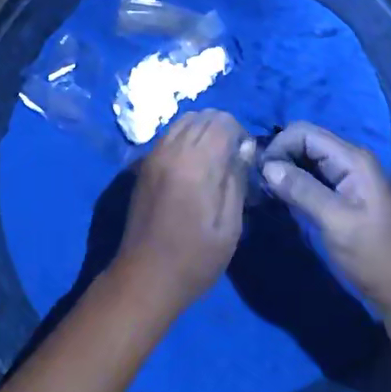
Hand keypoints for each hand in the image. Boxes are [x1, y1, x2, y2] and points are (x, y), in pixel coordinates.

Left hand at [112, 110, 256, 311]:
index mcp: (195, 163)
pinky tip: (193, 164)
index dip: (240, 133)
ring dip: (203, 130)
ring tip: (214, 159)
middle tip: (233, 157)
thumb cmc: (194, 258)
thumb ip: (237, 180)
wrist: (145, 276)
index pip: (222, 122)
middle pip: (202, 115)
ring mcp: (154, 153)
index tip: (247, 157)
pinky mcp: (144, 163)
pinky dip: (185, 136)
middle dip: (223, 128)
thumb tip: (245, 147)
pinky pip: (169, 134)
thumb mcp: (229, 226)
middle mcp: (172, 149)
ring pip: (183, 120)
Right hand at [261, 122, 390, 312]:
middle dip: (281, 157)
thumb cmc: (375, 258)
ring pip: (307, 160)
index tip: (261, 173)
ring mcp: (348, 179)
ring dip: (286, 171)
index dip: (280, 145)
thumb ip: (302, 190)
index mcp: (353, 159)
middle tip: (262, 184)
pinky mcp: (344, 197)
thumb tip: (267, 166)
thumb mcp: (336, 223)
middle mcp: (350, 161)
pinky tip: (284, 200)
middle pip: (305, 142)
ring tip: (269, 192)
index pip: (304, 132)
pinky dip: (295, 184)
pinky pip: (313, 178)